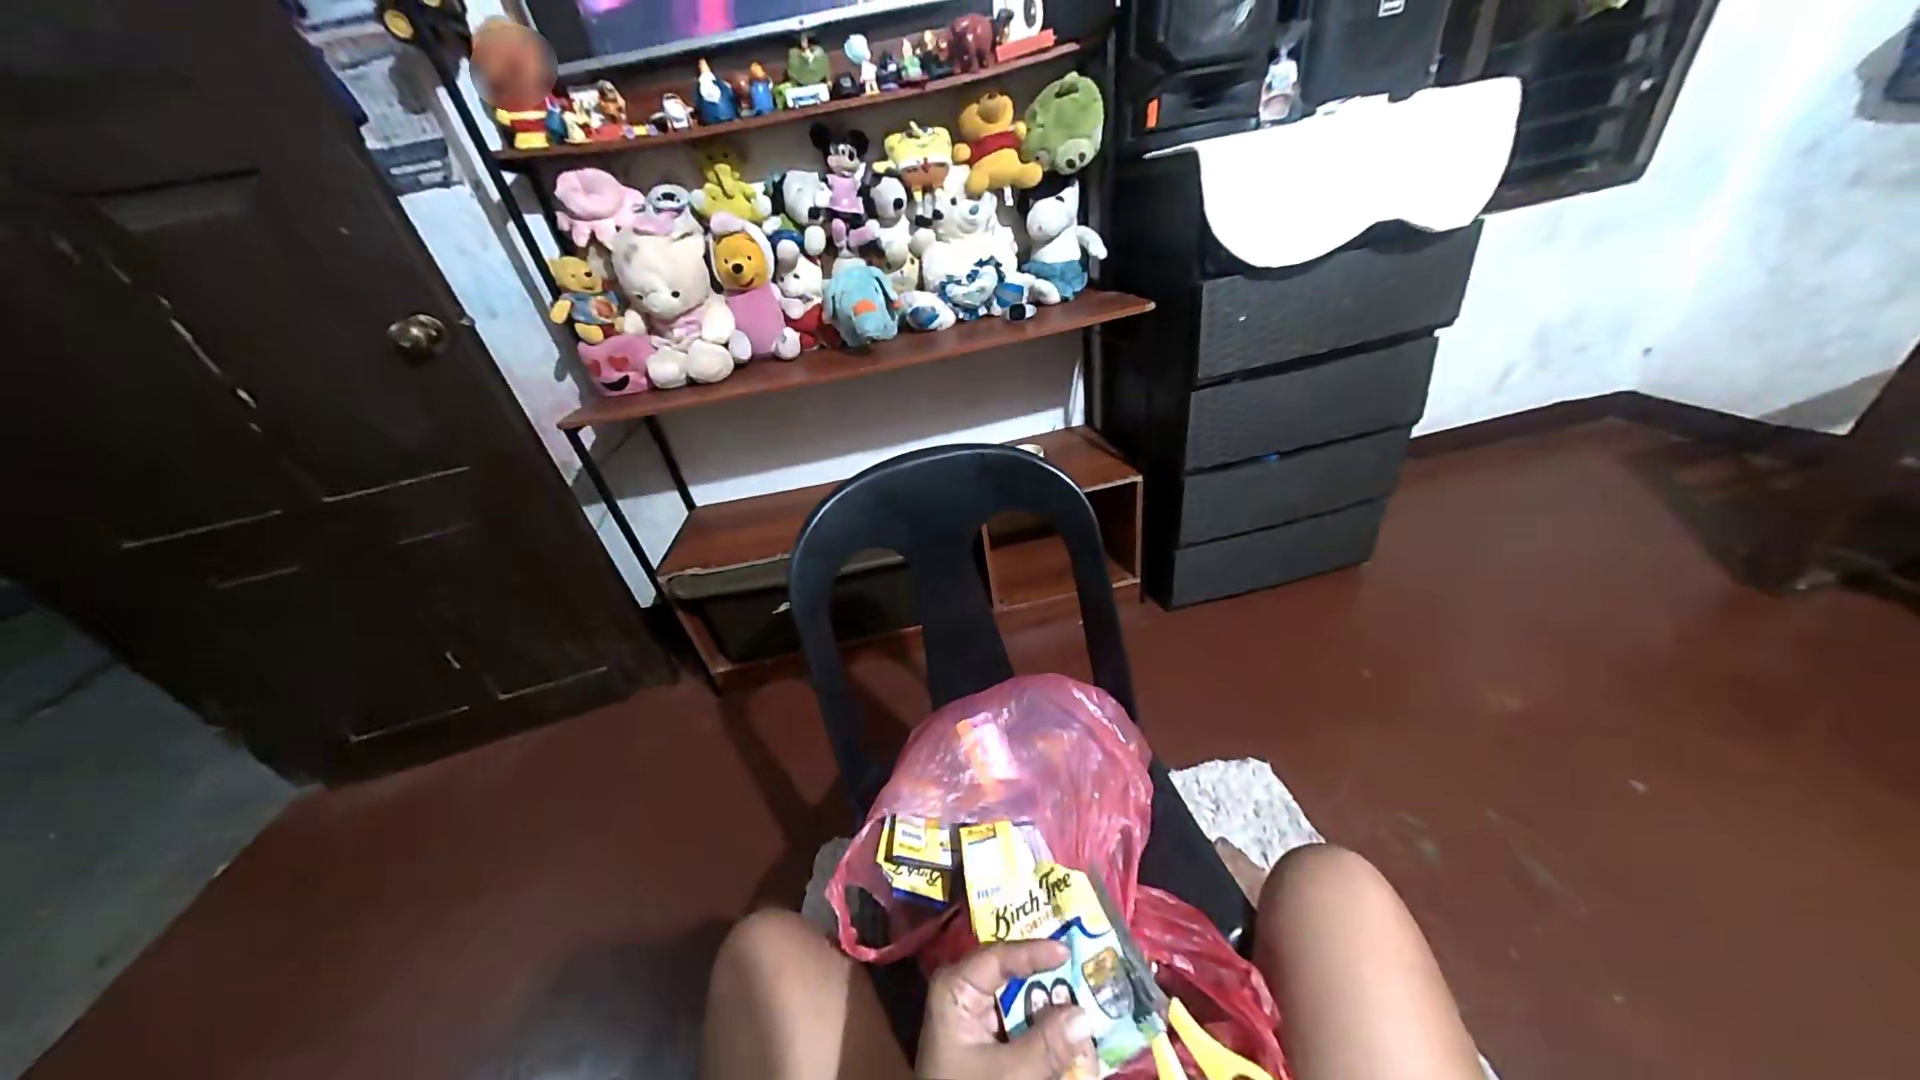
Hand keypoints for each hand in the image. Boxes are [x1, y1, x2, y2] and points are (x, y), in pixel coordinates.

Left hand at [916, 940, 1097, 1079]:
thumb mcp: (1006, 1075)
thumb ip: (1046, 1046)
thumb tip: (1085, 1016)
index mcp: (956, 987)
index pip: (999, 956)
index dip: (1035, 951)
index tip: (1068, 951)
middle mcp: (965, 992)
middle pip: (1012, 974)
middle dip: (1048, 976)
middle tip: (1083, 968)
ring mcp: (975, 1017)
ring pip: (1020, 1000)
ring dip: (1050, 1005)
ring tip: (1084, 997)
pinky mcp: (986, 1041)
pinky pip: (1020, 1025)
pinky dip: (1043, 1029)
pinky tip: (1068, 1033)